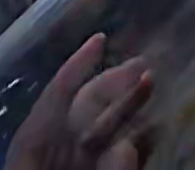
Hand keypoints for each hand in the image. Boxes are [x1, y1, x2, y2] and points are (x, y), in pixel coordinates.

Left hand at [5, 34, 152, 169]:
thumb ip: (97, 169)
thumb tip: (129, 147)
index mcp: (36, 139)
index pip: (59, 91)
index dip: (79, 63)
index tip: (102, 37)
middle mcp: (55, 145)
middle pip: (87, 104)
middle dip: (116, 80)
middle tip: (144, 60)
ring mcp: (73, 162)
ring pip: (105, 129)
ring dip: (130, 106)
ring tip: (153, 82)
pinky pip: (113, 157)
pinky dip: (135, 143)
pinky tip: (158, 127)